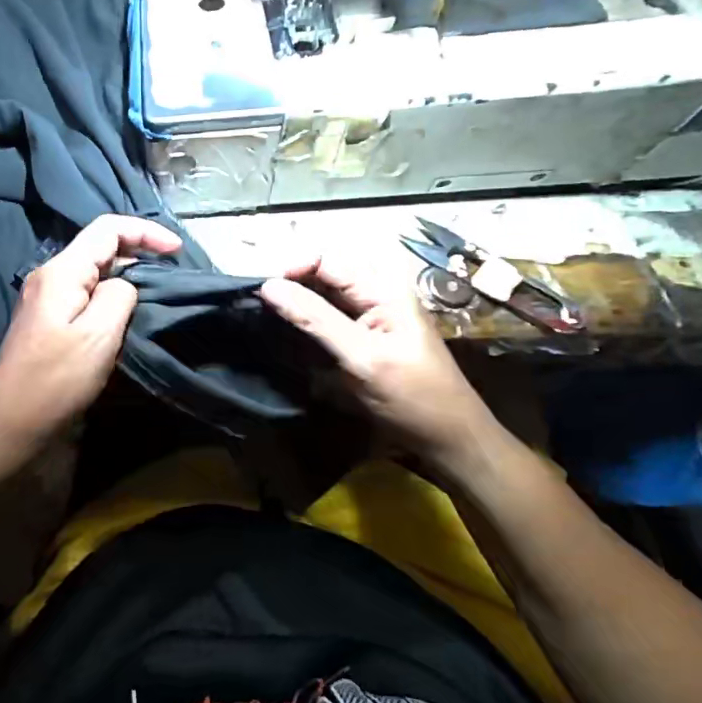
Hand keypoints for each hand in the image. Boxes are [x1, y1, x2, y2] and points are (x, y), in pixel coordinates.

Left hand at [0, 215, 182, 446]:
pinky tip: (129, 314)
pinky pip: (87, 294)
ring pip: (95, 272)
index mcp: (61, 271)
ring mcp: (48, 300)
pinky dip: (113, 295)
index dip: (145, 232)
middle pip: (100, 247)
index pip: (107, 229)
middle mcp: (51, 277)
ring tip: (157, 292)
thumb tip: (125, 285)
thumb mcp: (98, 335)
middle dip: (139, 251)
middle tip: (172, 273)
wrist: (10, 425)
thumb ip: (119, 296)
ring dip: (127, 275)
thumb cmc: (55, 379)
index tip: (177, 251)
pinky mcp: (51, 322)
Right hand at [259, 254, 497, 466]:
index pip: (326, 261)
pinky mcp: (361, 341)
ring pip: (321, 300)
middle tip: (252, 304)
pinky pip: (326, 322)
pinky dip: (304, 326)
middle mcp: (374, 295)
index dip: (292, 268)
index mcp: (383, 288)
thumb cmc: (413, 397)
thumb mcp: (362, 358)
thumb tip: (269, 287)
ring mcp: (368, 319)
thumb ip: (315, 320)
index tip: (259, 290)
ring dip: (293, 306)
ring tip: (260, 317)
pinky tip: (283, 334)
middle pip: (322, 277)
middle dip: (289, 286)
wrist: (449, 441)